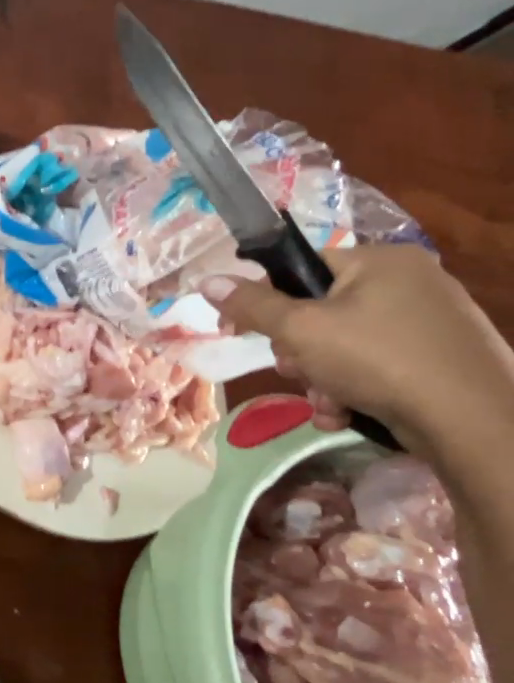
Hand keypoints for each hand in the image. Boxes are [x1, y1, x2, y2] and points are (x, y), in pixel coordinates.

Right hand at [198, 245, 513, 447]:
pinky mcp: (439, 357)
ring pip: (342, 343)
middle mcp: (411, 282)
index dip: (261, 298)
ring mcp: (430, 321)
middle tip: (292, 369)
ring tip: (323, 400)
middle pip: (318, 310)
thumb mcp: (299, 330)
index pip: (299, 266)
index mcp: (381, 261)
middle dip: (296, 350)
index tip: (236, 329)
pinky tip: (344, 410)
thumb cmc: (378, 359)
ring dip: (318, 375)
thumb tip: (207, 280)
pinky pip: (374, 363)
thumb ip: (250, 304)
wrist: (474, 421)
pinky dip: (351, 387)